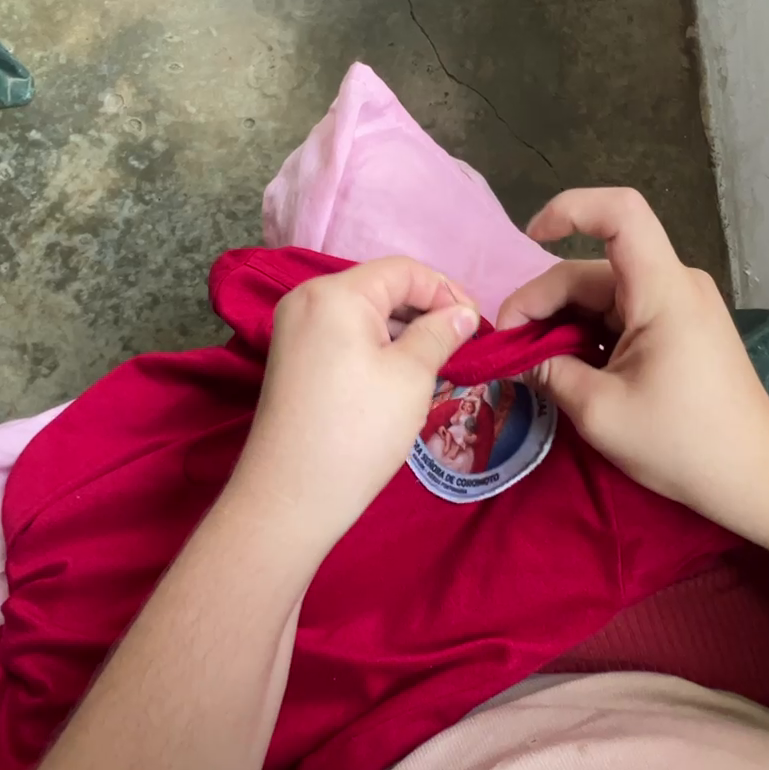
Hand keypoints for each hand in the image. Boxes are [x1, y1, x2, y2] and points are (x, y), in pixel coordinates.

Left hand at [232, 257, 479, 547]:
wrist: (292, 498)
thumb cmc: (359, 430)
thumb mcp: (411, 376)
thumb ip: (441, 333)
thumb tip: (464, 314)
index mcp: (335, 293)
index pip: (403, 271)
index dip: (446, 291)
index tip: (476, 324)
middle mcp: (308, 299)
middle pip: (381, 288)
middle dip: (426, 311)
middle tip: (461, 345)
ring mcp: (295, 328)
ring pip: (364, 313)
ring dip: (404, 331)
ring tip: (438, 362)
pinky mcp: (294, 357)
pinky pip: (345, 334)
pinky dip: (378, 346)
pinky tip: (403, 373)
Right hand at [495, 188, 768, 514]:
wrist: (756, 478)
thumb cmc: (684, 444)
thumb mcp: (600, 412)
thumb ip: (547, 373)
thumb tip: (511, 357)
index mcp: (663, 290)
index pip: (620, 213)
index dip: (568, 209)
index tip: (528, 240)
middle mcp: (673, 284)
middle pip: (591, 268)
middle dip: (542, 303)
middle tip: (508, 350)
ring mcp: (676, 305)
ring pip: (599, 294)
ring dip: (560, 323)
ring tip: (531, 365)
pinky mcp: (675, 327)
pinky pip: (617, 314)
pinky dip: (584, 334)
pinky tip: (565, 368)